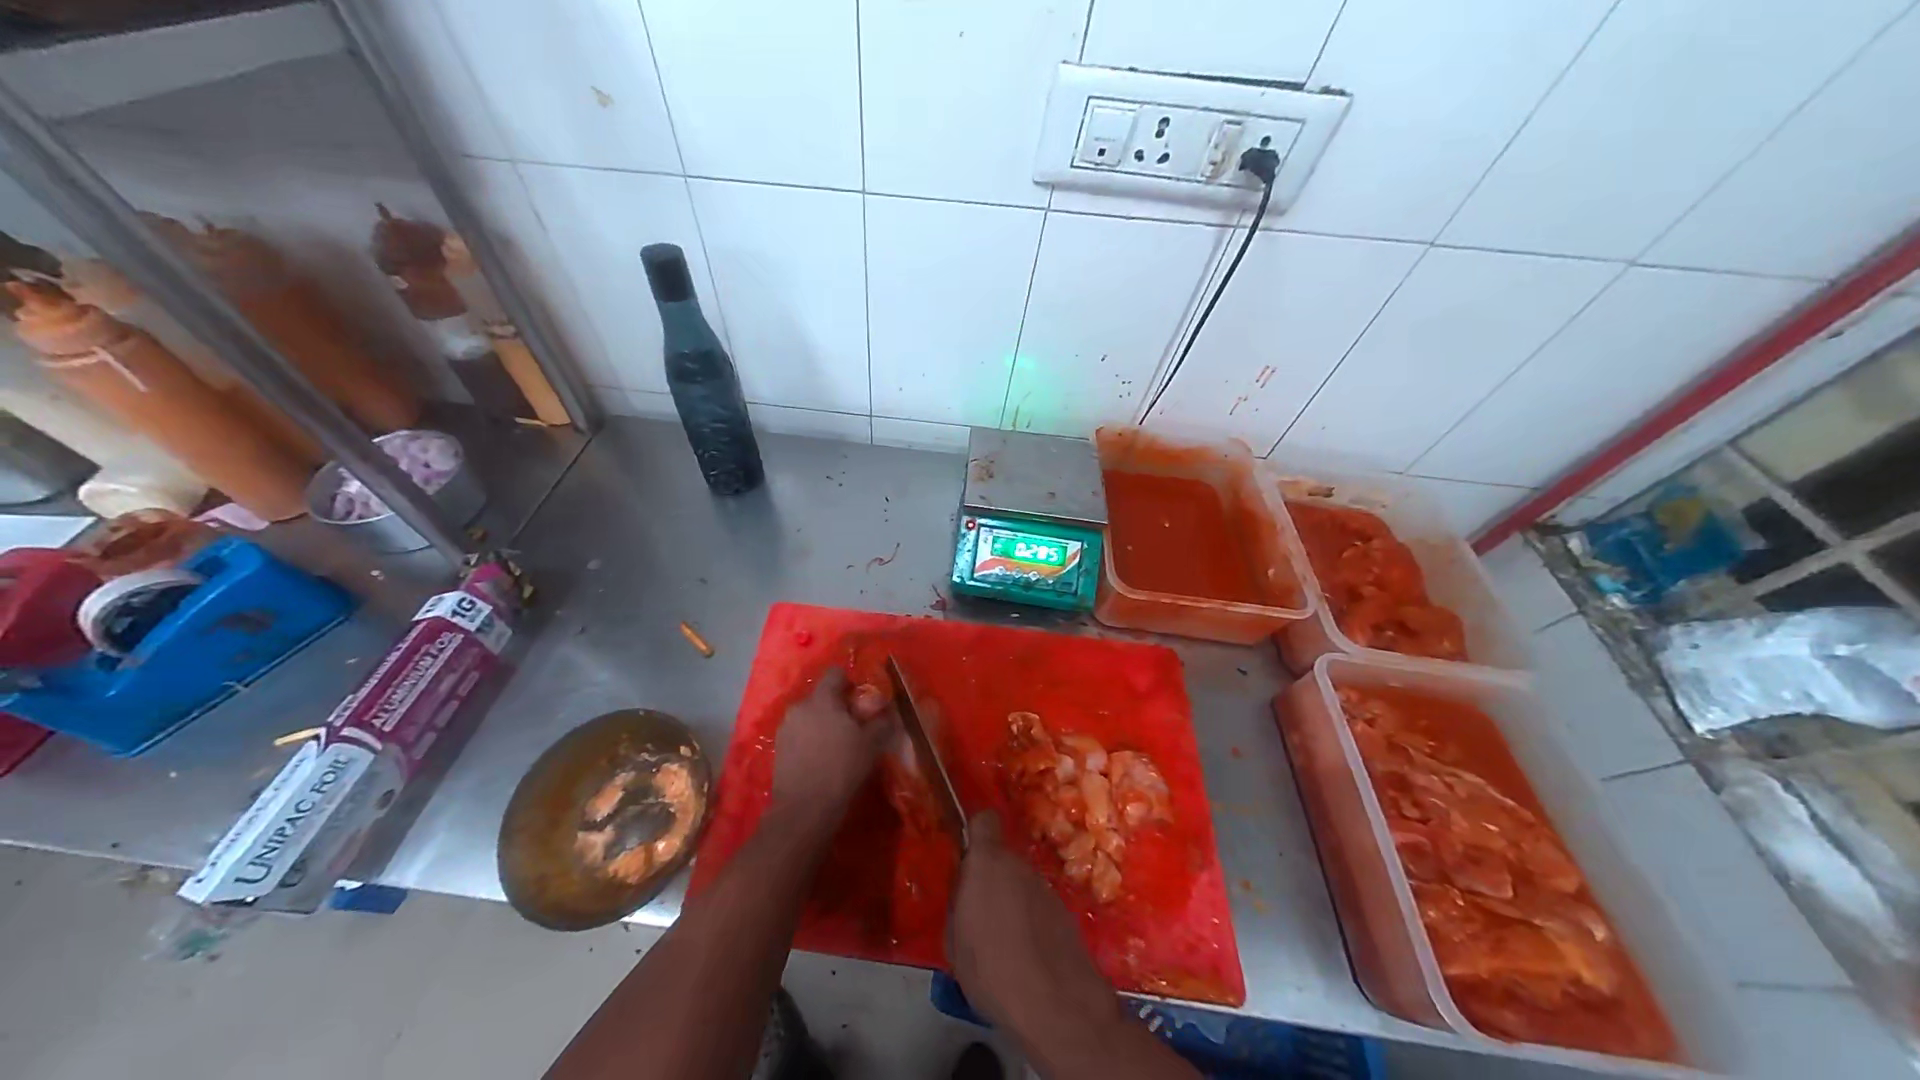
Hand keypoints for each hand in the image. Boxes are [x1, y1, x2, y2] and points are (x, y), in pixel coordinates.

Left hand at [770, 669, 893, 825]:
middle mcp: (799, 707)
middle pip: (822, 696)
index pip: (835, 673)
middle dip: (838, 707)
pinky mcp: (779, 748)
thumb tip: (887, 712)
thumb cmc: (841, 768)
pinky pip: (800, 733)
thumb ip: (880, 722)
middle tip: (855, 727)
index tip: (863, 702)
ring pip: (810, 716)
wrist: (804, 808)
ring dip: (824, 724)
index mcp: (821, 699)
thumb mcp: (871, 744)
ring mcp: (786, 728)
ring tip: (839, 746)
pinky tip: (823, 760)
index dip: (851, 683)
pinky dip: (812, 740)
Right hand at [947, 812, 1120, 1038]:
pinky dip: (1032, 921)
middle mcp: (1020, 866)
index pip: (984, 820)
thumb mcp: (955, 940)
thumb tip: (964, 894)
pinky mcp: (1066, 913)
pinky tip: (1026, 954)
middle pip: (1002, 859)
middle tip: (978, 914)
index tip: (966, 856)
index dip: (975, 833)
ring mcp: (1047, 888)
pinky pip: (1039, 906)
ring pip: (1021, 884)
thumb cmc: (992, 969)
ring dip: (1012, 902)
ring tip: (1003, 942)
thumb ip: (958, 904)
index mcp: (987, 863)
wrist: (1056, 1004)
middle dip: (990, 879)